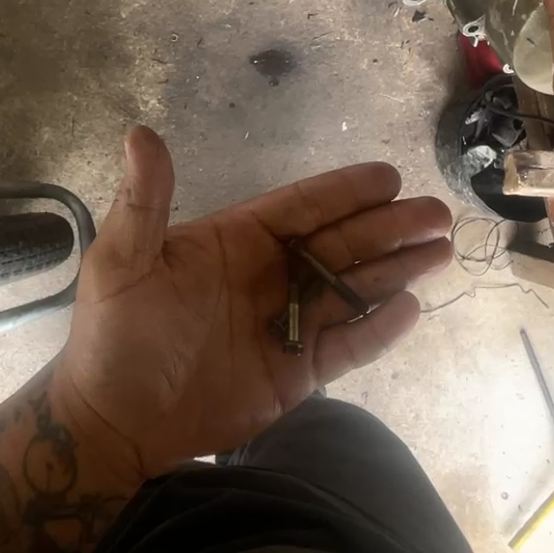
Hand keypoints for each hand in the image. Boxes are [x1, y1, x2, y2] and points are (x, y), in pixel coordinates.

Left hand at [49, 126, 451, 480]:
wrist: (114, 421)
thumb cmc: (117, 333)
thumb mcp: (123, 260)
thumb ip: (144, 201)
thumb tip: (140, 132)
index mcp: (237, 240)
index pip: (301, 207)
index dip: (344, 191)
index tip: (388, 175)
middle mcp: (270, 273)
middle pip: (340, 243)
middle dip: (389, 226)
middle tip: (437, 212)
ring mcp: (286, 323)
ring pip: (351, 288)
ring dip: (395, 268)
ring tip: (440, 249)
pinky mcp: (295, 372)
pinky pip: (347, 346)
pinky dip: (378, 329)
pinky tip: (411, 309)